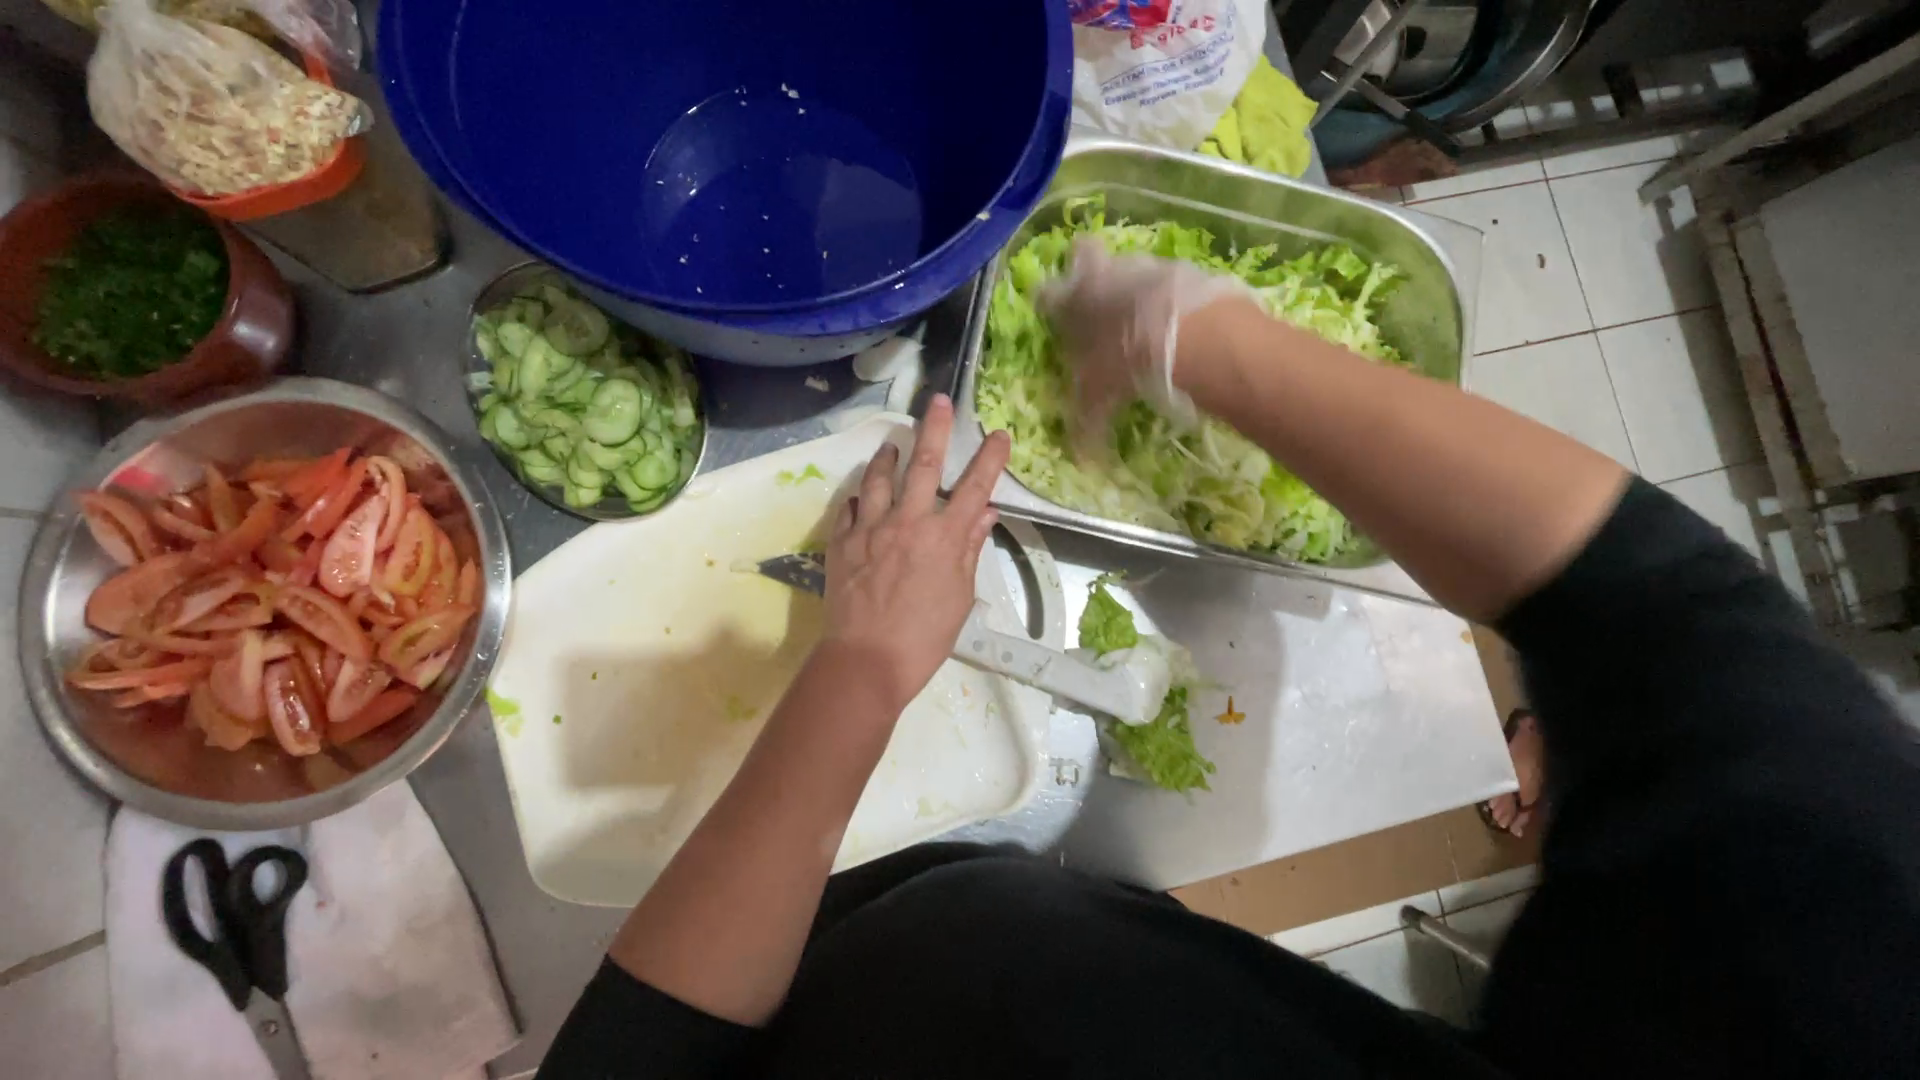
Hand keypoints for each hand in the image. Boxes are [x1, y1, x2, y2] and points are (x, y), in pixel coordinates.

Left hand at [822, 395, 1009, 711]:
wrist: (866, 659)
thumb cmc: (924, 636)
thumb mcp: (960, 597)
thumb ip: (969, 550)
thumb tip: (984, 515)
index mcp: (944, 537)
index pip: (974, 488)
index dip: (990, 459)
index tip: (1000, 434)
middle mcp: (908, 522)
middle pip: (924, 465)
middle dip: (935, 429)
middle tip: (938, 401)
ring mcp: (870, 528)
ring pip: (879, 478)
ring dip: (888, 456)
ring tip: (892, 442)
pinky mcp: (842, 542)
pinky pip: (849, 508)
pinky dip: (858, 496)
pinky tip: (861, 493)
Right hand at [1038, 235, 1251, 438]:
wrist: (1188, 333)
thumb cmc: (1126, 363)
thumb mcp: (1100, 399)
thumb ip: (1087, 424)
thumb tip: (1084, 463)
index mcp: (1071, 301)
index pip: (1044, 292)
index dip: (1049, 304)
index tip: (1056, 318)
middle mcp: (1101, 272)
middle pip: (1084, 255)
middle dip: (1089, 272)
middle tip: (1098, 303)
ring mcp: (1143, 265)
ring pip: (1129, 264)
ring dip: (1133, 286)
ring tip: (1145, 321)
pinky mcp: (1181, 267)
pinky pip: (1168, 278)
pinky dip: (1170, 296)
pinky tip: (1178, 322)